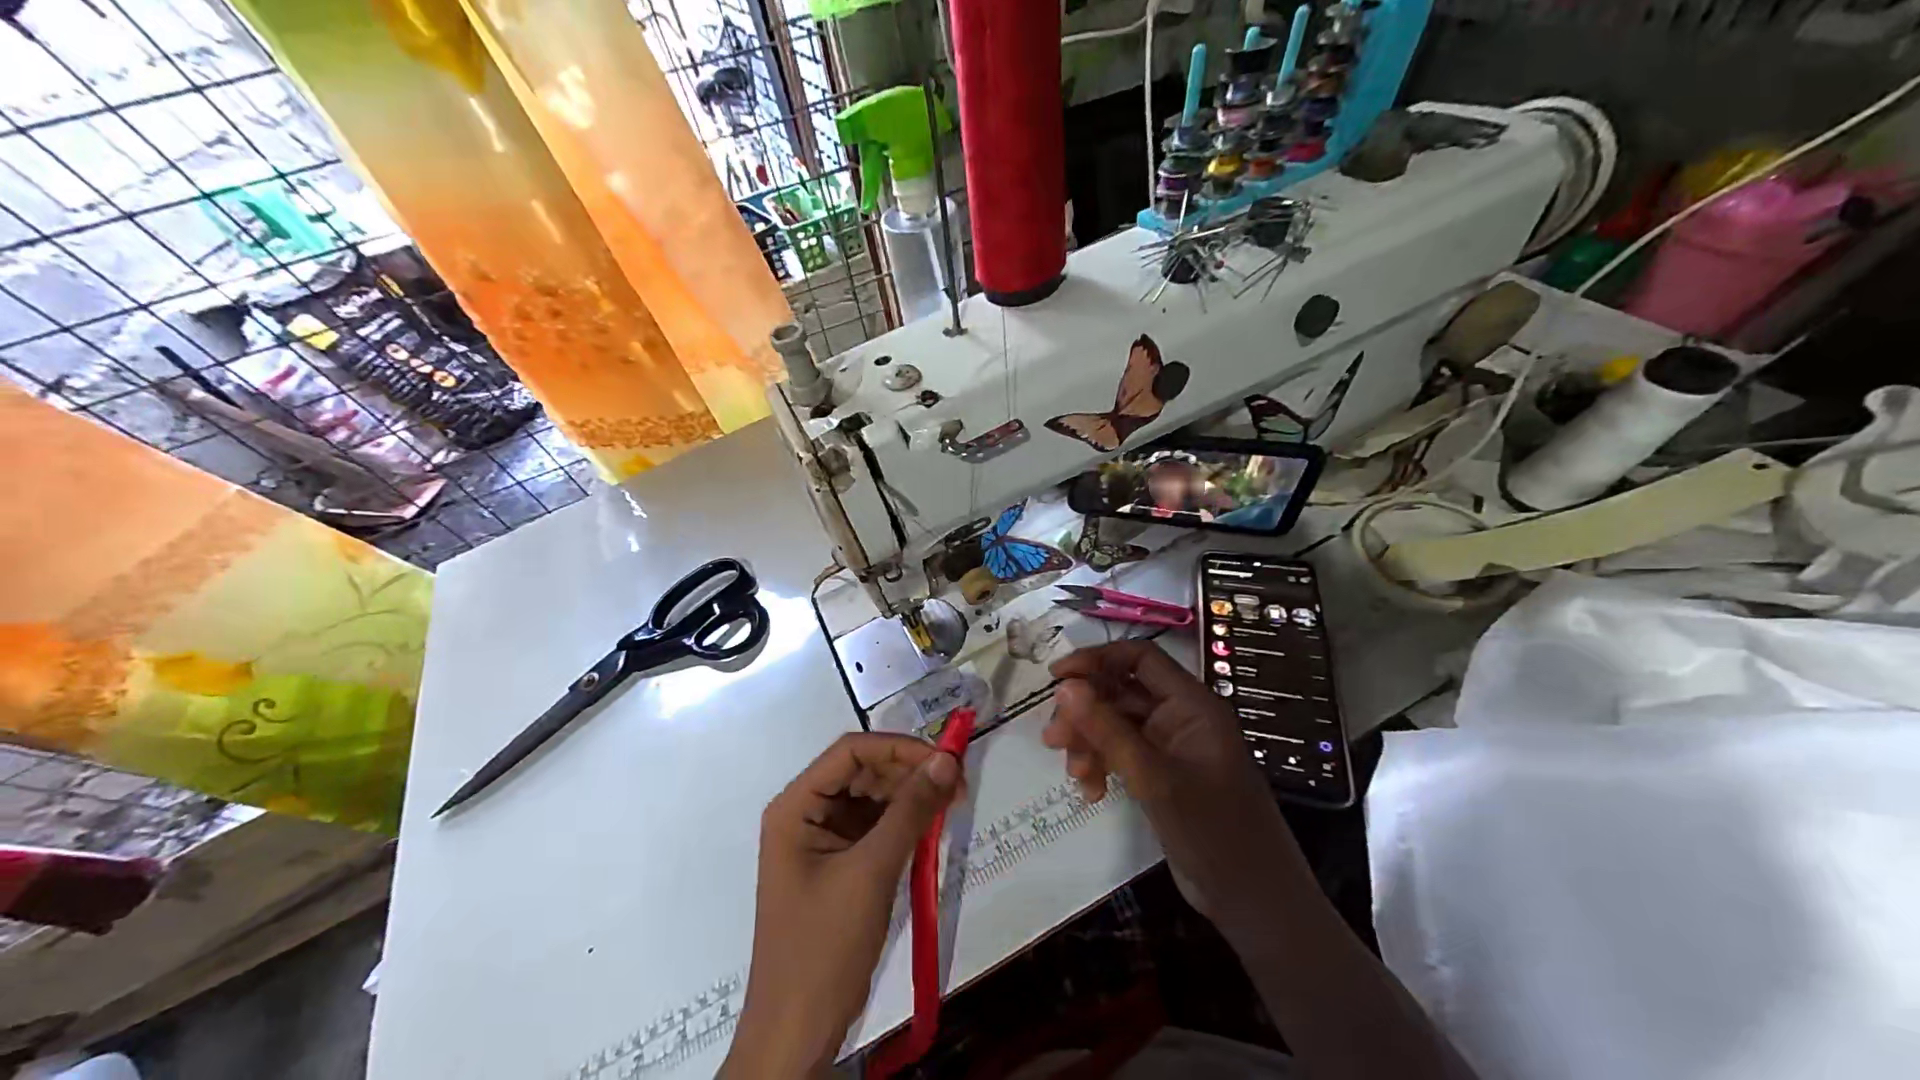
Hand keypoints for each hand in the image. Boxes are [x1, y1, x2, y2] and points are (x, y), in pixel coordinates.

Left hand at [721, 734, 962, 1077]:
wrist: (798, 1028)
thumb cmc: (824, 945)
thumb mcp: (871, 872)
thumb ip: (910, 811)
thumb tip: (947, 760)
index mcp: (796, 805)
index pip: (850, 751)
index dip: (899, 748)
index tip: (945, 760)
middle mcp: (806, 812)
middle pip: (862, 771)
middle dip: (909, 772)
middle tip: (958, 785)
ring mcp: (822, 838)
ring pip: (872, 797)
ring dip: (911, 796)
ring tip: (952, 804)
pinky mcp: (839, 862)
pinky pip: (875, 826)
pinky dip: (904, 822)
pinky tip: (933, 827)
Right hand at [1045, 641, 1293, 930]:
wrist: (1253, 899)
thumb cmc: (1213, 830)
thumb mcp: (1154, 778)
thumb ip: (1108, 730)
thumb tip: (1064, 686)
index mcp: (1192, 704)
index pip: (1140, 658)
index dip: (1097, 660)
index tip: (1056, 678)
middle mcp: (1181, 718)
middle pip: (1121, 692)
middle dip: (1085, 712)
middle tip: (1053, 739)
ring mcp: (1171, 748)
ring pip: (1117, 725)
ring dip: (1089, 743)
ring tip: (1075, 774)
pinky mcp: (1162, 776)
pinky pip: (1122, 755)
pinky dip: (1102, 766)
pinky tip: (1092, 792)